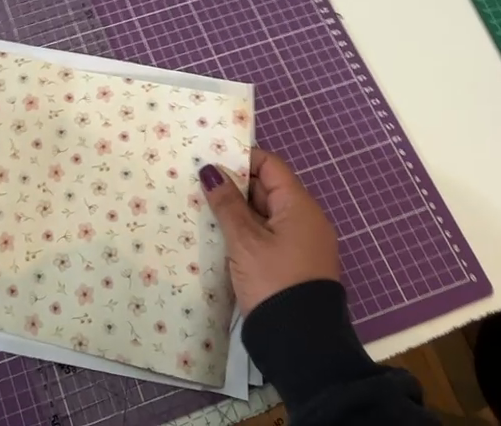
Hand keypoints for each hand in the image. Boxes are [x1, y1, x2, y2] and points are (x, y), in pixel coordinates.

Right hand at [199, 147, 341, 313]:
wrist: (301, 344)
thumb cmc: (274, 282)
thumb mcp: (245, 240)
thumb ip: (226, 203)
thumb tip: (210, 170)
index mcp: (299, 206)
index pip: (270, 165)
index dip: (241, 157)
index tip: (209, 156)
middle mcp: (304, 219)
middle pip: (266, 187)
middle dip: (233, 183)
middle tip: (197, 179)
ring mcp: (299, 243)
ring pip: (263, 213)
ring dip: (236, 209)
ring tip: (200, 203)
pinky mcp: (291, 263)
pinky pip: (265, 234)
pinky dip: (244, 230)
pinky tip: (217, 232)